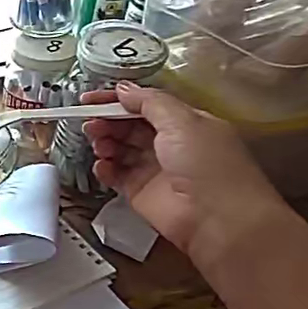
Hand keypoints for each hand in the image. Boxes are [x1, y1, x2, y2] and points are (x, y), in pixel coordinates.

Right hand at [83, 83, 287, 264]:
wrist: (217, 219)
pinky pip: (117, 176)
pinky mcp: (141, 193)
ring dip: (105, 142)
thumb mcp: (182, 121)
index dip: (118, 100)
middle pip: (130, 126)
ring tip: (97, 142)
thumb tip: (123, 89)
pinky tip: (102, 165)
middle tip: (90, 122)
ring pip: (121, 149)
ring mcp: (154, 169)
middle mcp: (169, 144)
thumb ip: (150, 102)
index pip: (145, 105)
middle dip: (108, 121)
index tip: (91, 99)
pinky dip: (106, 169)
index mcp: (184, 122)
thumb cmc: (206, 163)